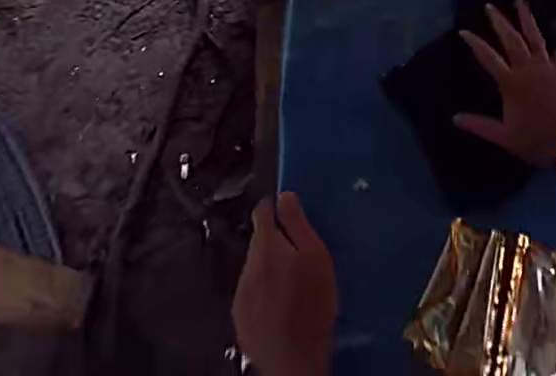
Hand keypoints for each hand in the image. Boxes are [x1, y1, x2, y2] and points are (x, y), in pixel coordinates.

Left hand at [233, 192, 336, 375]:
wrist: (294, 361)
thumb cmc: (312, 304)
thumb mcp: (316, 256)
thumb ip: (298, 224)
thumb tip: (284, 195)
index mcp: (267, 246)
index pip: (262, 212)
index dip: (274, 207)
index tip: (286, 210)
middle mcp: (248, 265)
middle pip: (259, 241)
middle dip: (275, 241)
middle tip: (298, 253)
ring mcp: (241, 292)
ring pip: (255, 266)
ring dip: (268, 266)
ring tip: (291, 281)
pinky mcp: (240, 316)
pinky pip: (251, 290)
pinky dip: (262, 289)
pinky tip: (279, 302)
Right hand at [453, 0, 555, 166]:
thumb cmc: (539, 140)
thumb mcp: (505, 137)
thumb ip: (479, 125)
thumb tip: (454, 118)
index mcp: (511, 82)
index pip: (487, 57)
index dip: (474, 43)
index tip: (463, 31)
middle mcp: (528, 68)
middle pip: (511, 39)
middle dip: (498, 21)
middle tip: (490, 6)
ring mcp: (548, 66)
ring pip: (534, 36)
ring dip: (526, 17)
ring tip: (520, 1)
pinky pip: (555, 50)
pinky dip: (551, 39)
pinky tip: (553, 29)